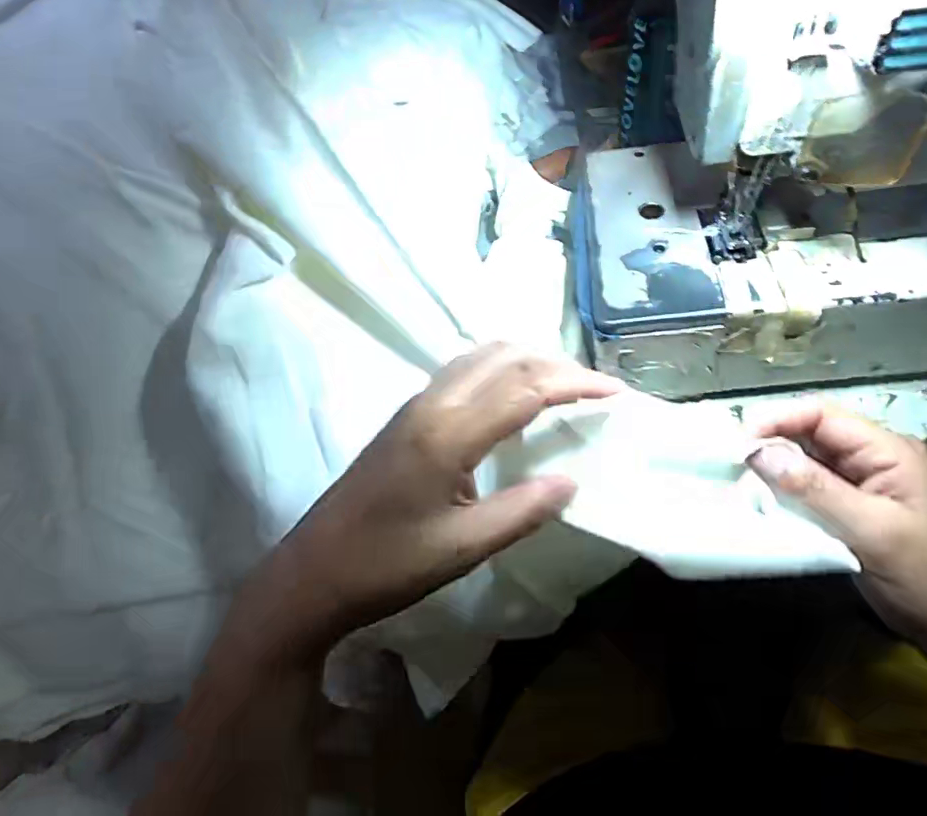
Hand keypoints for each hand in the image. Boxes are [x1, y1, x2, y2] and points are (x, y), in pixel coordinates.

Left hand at [227, 344, 624, 664]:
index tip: (616, 391)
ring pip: (485, 354)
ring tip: (565, 384)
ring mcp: (418, 402)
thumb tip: (573, 481)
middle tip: (597, 388)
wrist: (310, 573)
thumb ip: (523, 511)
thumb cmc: (387, 566)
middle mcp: (434, 402)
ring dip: (530, 359)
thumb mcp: (463, 548)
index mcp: (449, 433)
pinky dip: (504, 364)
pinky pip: (466, 365)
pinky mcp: (409, 411)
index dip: (577, 384)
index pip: (527, 388)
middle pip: (509, 357)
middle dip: (560, 364)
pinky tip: (515, 390)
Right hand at [749, 404, 926, 663]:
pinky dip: (789, 496)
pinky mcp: (854, 512)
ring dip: (777, 472)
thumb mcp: (874, 532)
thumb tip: (760, 453)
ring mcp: (863, 486)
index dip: (778, 420)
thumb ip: (816, 490)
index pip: (822, 416)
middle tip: (733, 467)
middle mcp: (872, 459)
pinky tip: (765, 506)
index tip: (739, 443)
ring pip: (809, 463)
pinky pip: (813, 492)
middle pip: (812, 435)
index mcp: (887, 450)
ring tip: (741, 485)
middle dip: (773, 445)